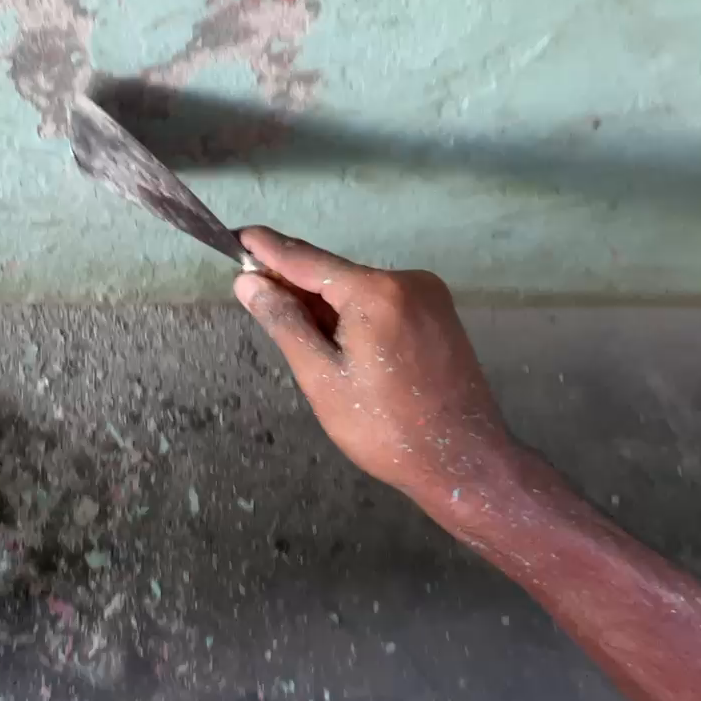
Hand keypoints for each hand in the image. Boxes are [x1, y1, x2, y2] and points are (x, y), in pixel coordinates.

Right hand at [232, 226, 516, 509]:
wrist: (466, 465)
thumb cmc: (386, 427)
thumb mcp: (321, 377)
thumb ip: (283, 321)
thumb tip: (247, 282)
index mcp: (375, 292)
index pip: (304, 258)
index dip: (264, 247)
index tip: (234, 235)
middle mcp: (405, 280)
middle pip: (329, 271)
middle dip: (291, 283)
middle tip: (254, 298)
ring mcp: (426, 294)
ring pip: (352, 287)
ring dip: (319, 302)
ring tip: (301, 339)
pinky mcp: (436, 312)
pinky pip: (376, 299)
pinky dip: (348, 311)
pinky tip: (336, 342)